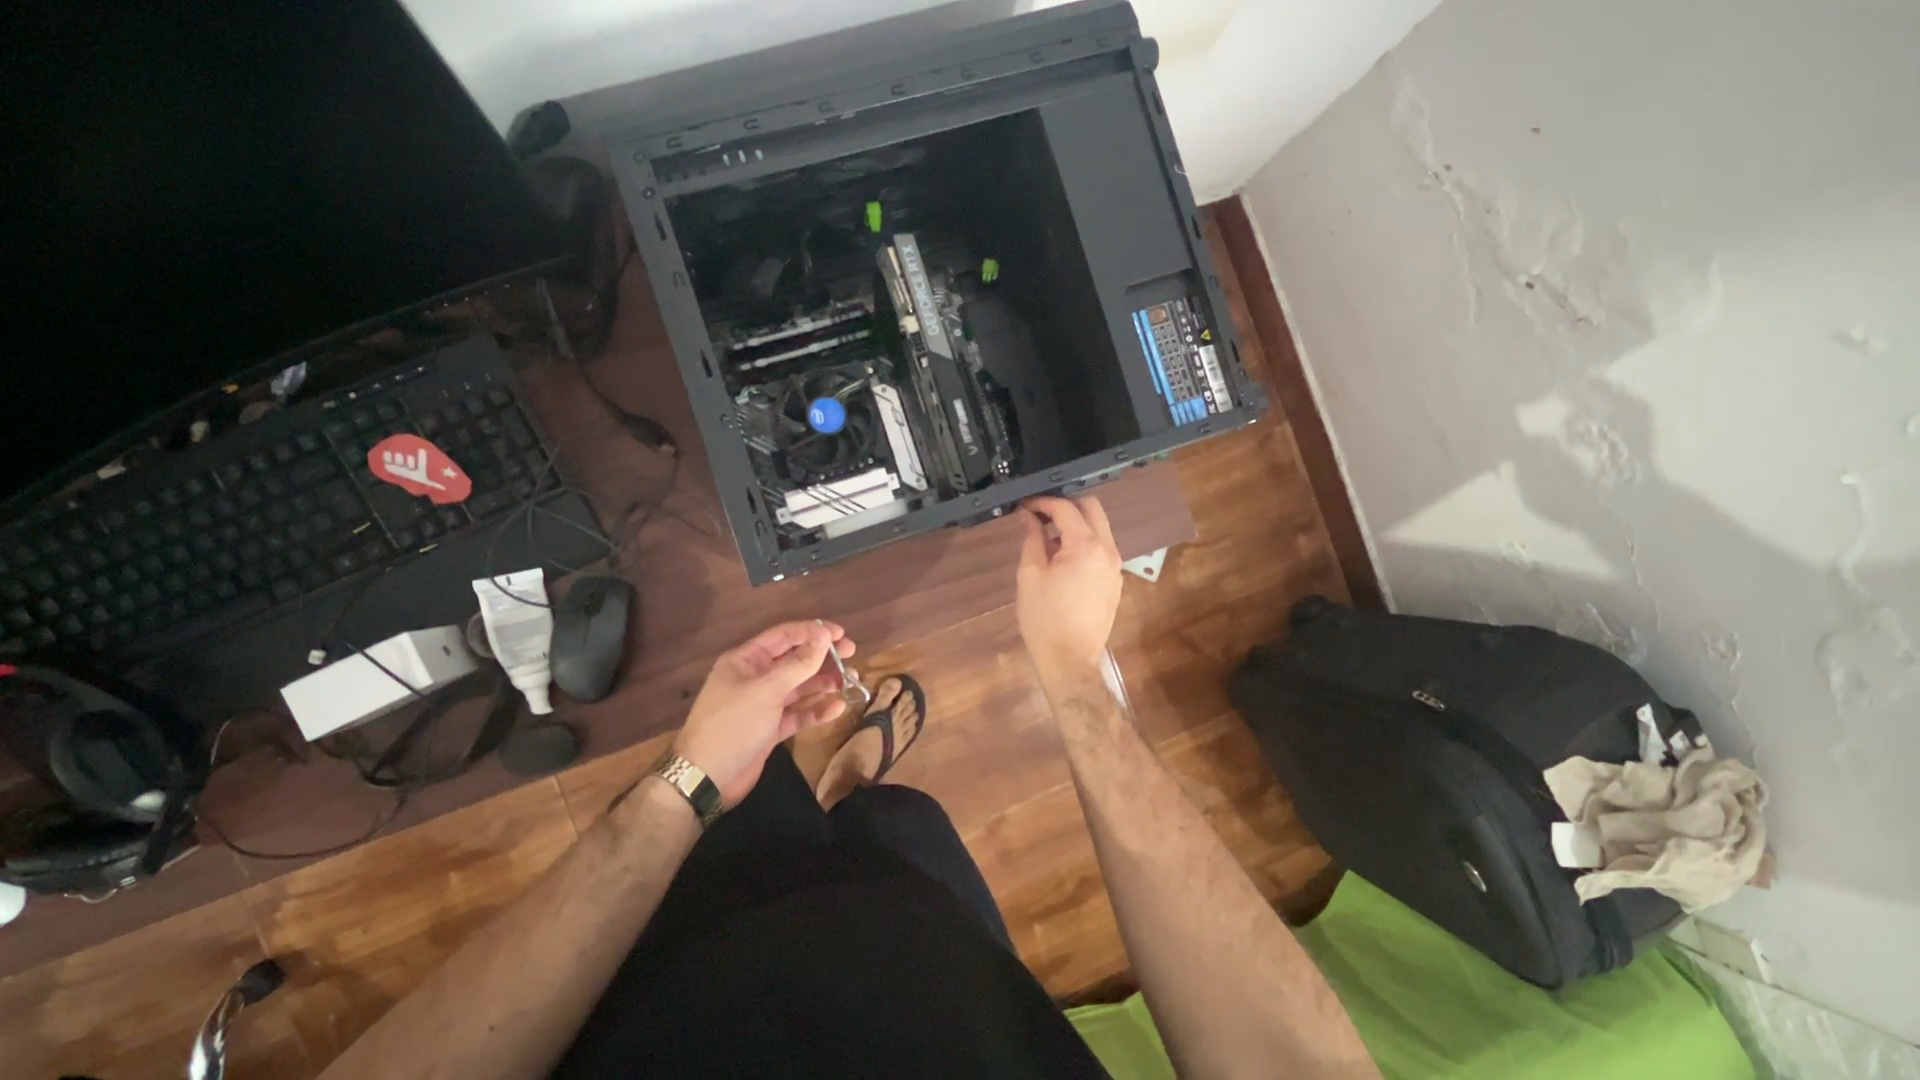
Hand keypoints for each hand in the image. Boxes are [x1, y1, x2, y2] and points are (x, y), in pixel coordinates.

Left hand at [672, 621, 855, 806]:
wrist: (707, 777)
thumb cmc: (733, 724)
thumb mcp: (767, 690)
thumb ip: (799, 664)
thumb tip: (824, 634)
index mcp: (746, 660)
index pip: (784, 636)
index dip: (812, 632)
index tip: (841, 634)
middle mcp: (755, 678)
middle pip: (794, 660)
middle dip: (822, 656)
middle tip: (851, 654)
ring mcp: (763, 704)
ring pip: (799, 687)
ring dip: (824, 682)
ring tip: (851, 680)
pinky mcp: (770, 728)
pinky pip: (798, 713)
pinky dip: (816, 710)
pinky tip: (837, 708)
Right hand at [1017, 496, 1122, 680]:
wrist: (1069, 659)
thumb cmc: (1044, 618)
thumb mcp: (1030, 574)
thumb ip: (1031, 538)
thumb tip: (1028, 516)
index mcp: (1086, 546)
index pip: (1066, 509)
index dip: (1043, 502)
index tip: (1025, 505)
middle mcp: (1108, 550)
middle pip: (1092, 509)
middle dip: (1066, 506)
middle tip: (1040, 515)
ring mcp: (1116, 567)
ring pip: (1100, 529)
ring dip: (1076, 526)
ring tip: (1048, 540)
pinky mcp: (1115, 582)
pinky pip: (1102, 550)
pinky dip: (1084, 544)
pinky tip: (1063, 560)